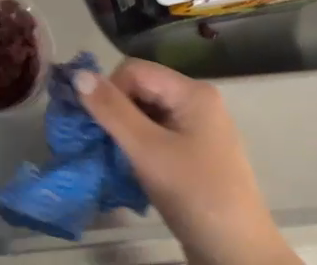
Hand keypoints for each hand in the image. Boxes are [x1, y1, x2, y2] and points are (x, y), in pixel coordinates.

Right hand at [73, 59, 300, 264]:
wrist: (239, 257)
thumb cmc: (195, 196)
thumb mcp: (148, 151)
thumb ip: (112, 111)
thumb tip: (78, 74)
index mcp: (193, 92)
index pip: (134, 70)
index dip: (111, 92)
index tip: (102, 128)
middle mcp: (198, 103)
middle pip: (141, 90)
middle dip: (118, 113)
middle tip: (107, 146)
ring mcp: (199, 130)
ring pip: (147, 115)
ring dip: (127, 133)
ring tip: (121, 161)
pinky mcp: (196, 155)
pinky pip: (158, 136)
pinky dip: (141, 148)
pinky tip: (136, 171)